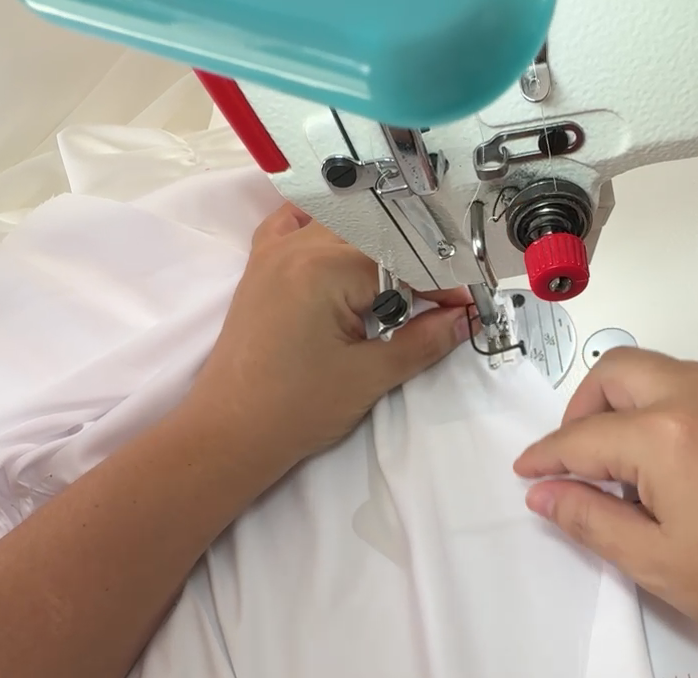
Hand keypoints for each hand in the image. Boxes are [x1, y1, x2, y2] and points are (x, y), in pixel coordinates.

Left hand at [180, 204, 471, 466]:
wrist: (231, 432)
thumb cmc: (295, 409)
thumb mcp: (369, 377)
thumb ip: (422, 342)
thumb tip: (463, 321)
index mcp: (324, 270)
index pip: (401, 260)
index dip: (442, 284)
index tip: (467, 308)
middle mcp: (297, 247)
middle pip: (375, 236)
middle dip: (417, 264)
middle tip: (445, 300)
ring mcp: (274, 253)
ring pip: (341, 225)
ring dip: (379, 246)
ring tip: (406, 281)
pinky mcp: (262, 268)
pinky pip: (297, 226)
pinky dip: (327, 229)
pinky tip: (345, 247)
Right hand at [514, 349, 697, 674]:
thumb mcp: (653, 561)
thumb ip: (589, 519)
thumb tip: (543, 494)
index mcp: (666, 432)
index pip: (583, 436)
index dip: (546, 457)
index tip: (526, 473)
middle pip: (620, 372)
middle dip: (582, 408)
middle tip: (573, 458)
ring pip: (668, 374)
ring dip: (629, 404)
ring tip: (622, 461)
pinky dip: (673, 411)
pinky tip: (679, 463)